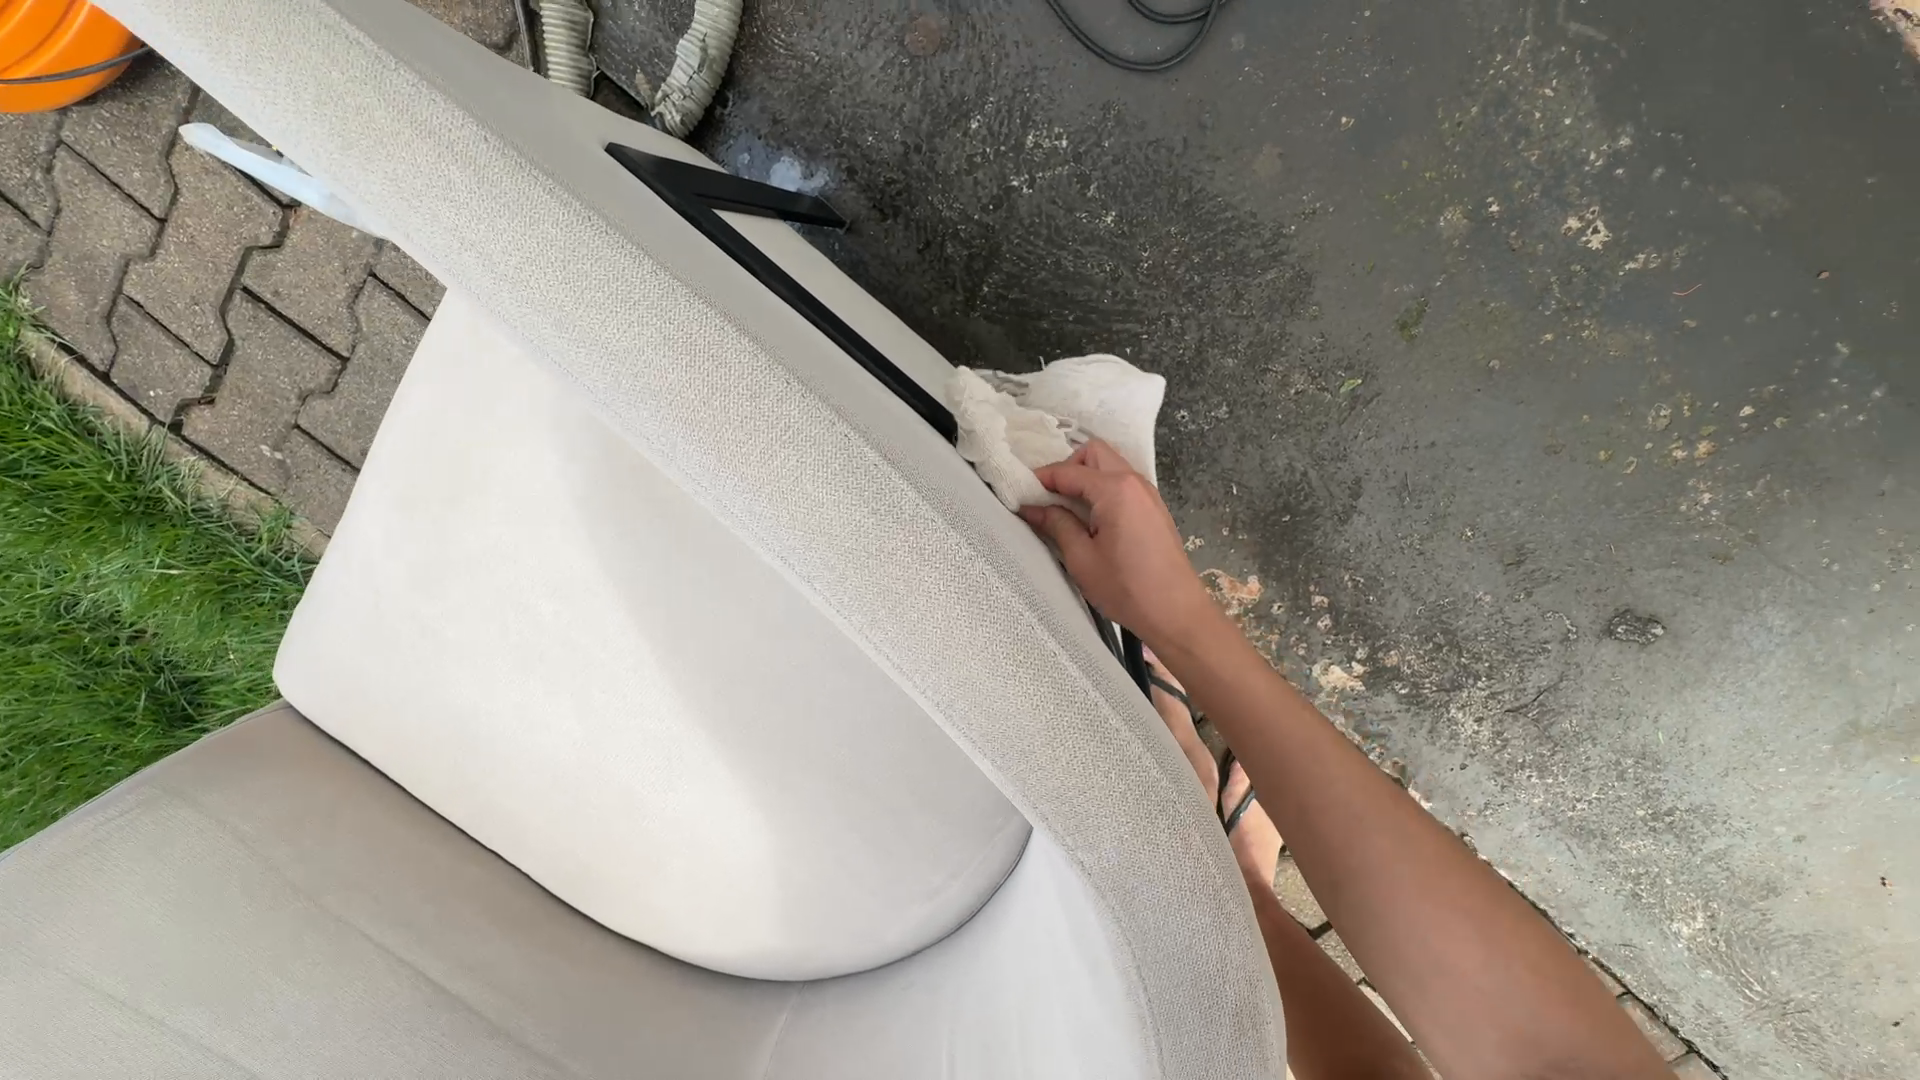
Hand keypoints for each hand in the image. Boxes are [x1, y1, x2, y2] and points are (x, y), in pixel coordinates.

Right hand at [1018, 440, 1222, 648]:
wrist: (1176, 612)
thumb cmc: (1126, 588)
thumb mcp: (1082, 559)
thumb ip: (1056, 525)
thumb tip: (1031, 508)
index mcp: (1115, 490)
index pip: (1068, 471)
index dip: (1040, 480)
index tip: (1020, 495)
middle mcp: (1134, 482)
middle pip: (1094, 453)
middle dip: (1067, 468)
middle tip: (1049, 498)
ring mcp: (1148, 494)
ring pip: (1110, 466)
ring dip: (1086, 478)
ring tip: (1067, 511)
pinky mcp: (1154, 509)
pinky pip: (1122, 484)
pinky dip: (1102, 490)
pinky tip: (1091, 521)